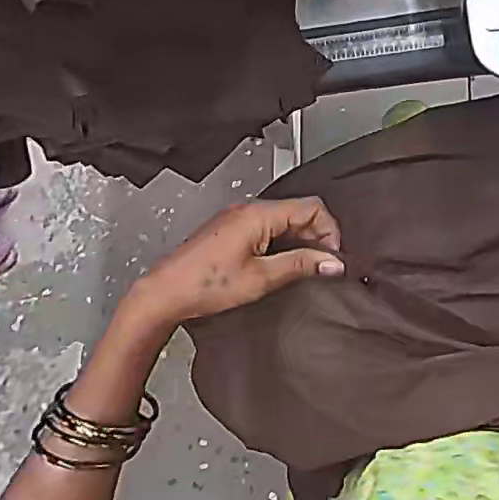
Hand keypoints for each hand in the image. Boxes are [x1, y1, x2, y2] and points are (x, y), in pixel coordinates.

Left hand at [127, 198, 344, 326]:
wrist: (166, 292)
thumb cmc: (204, 285)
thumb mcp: (261, 278)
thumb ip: (300, 265)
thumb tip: (332, 262)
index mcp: (258, 214)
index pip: (312, 207)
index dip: (329, 230)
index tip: (332, 256)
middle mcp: (247, 209)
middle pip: (299, 211)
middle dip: (317, 237)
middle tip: (321, 266)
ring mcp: (237, 218)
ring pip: (283, 220)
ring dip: (299, 241)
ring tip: (301, 269)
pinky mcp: (230, 230)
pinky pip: (266, 228)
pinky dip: (281, 243)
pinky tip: (278, 266)